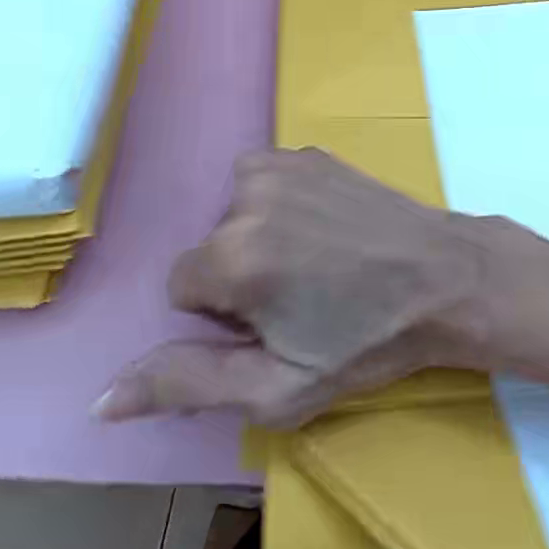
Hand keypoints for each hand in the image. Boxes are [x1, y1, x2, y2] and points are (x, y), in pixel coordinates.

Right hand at [94, 148, 522, 426]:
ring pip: (232, 215)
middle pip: (208, 249)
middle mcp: (242, 196)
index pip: (182, 289)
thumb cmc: (367, 342)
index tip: (275, 322)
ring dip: (257, 238)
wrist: (446, 277)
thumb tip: (102, 398)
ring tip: (317, 260)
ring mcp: (276, 164)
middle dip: (239, 277)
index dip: (225, 316)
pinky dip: (278, 205)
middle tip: (304, 295)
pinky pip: (261, 184)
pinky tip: (324, 225)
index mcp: (231, 256)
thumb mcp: (278, 387)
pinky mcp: (303, 151)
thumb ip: (186, 385)